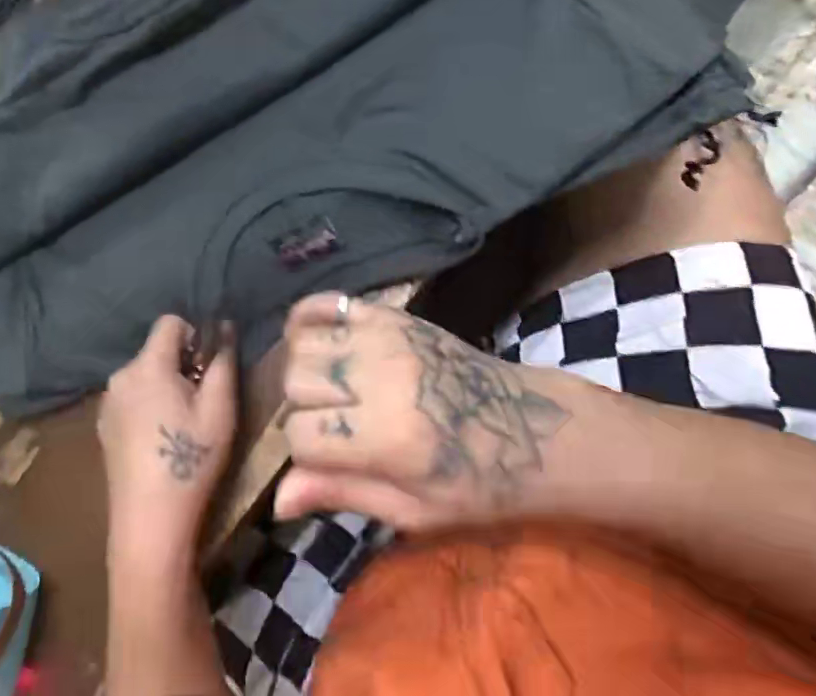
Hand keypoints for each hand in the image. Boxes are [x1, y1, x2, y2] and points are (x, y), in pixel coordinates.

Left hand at [99, 316, 237, 557]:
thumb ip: (223, 362)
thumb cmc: (190, 460)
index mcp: (146, 365)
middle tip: (199, 405)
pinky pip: (130, 400)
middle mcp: (119, 375)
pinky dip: (146, 407)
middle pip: (155, 352)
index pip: (169, 322)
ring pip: (142, 377)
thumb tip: (224, 327)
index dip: (194, 336)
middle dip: (179, 367)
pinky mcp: (102, 427)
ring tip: (180, 428)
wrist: (149, 521)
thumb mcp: (220, 410)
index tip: (207, 369)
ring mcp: (106, 402)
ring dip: (163, 388)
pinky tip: (159, 443)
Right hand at [274, 293, 579, 530]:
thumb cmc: (479, 484)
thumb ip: (341, 493)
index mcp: (389, 438)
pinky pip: (324, 304)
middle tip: (332, 424)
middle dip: (301, 409)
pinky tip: (318, 343)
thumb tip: (276, 500)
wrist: (538, 429)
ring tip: (329, 389)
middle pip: (294, 383)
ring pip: (300, 345)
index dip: (306, 453)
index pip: (300, 434)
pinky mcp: (389, 316)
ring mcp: (385, 339)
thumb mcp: (414, 511)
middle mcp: (381, 379)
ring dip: (303, 370)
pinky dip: (307, 319)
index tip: (330, 460)